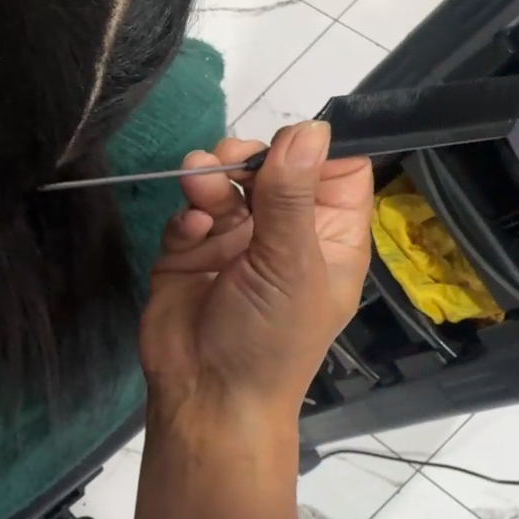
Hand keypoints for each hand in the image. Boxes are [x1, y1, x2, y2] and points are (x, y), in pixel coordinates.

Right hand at [139, 122, 374, 420]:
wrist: (206, 391)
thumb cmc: (269, 336)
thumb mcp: (290, 263)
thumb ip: (291, 195)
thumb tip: (309, 127)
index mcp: (326, 235)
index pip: (333, 171)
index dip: (311, 154)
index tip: (283, 151)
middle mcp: (279, 234)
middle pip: (270, 172)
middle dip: (247, 160)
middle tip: (227, 162)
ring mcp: (229, 244)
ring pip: (222, 189)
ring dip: (208, 179)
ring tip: (195, 180)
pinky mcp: (184, 255)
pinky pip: (185, 218)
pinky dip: (185, 216)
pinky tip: (187, 229)